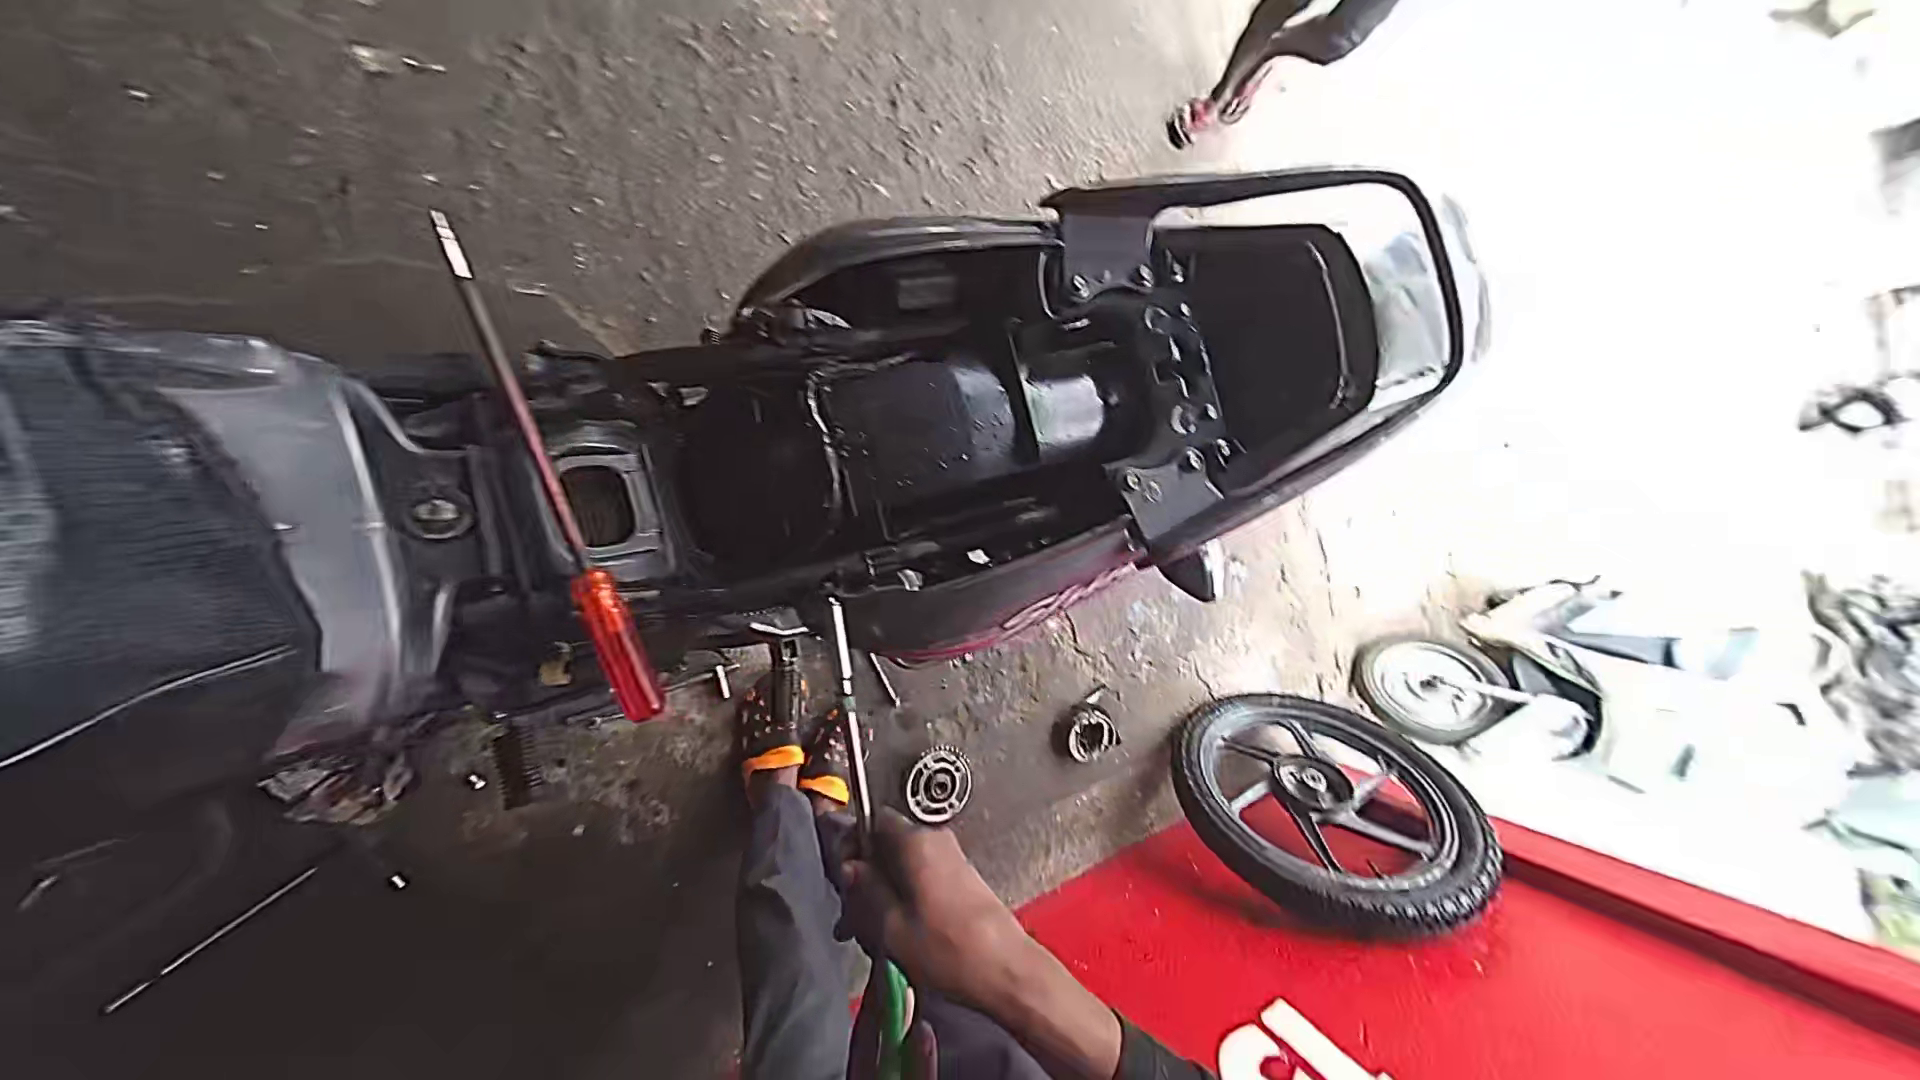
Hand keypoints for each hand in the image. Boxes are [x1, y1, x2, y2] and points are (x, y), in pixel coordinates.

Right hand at [838, 808, 1034, 1012]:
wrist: (1005, 969)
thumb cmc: (949, 948)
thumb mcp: (893, 926)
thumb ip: (867, 889)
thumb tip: (849, 867)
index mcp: (917, 841)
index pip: (874, 819)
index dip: (851, 842)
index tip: (841, 873)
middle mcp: (935, 839)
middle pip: (887, 842)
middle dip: (865, 873)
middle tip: (850, 912)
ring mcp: (950, 856)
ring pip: (902, 862)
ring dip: (882, 889)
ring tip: (869, 930)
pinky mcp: (959, 876)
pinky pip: (920, 874)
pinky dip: (903, 894)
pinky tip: (894, 930)